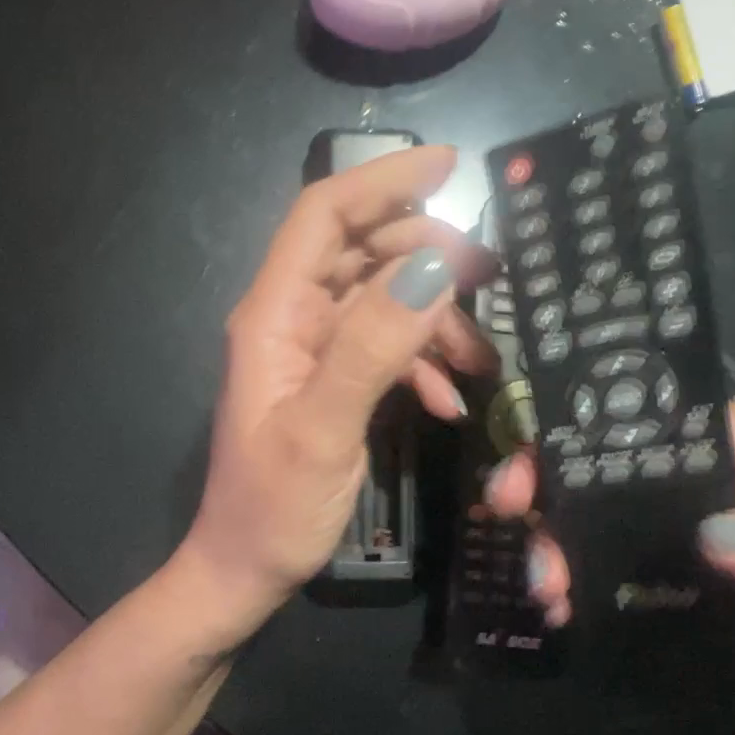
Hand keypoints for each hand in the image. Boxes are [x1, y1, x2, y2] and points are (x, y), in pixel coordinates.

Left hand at [177, 146, 497, 618]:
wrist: (245, 570)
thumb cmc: (273, 509)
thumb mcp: (324, 429)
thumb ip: (372, 347)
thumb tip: (432, 267)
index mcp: (273, 316)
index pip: (323, 217)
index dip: (382, 181)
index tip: (451, 164)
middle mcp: (290, 322)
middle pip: (359, 252)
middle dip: (425, 256)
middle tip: (488, 277)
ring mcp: (311, 354)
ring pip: (380, 302)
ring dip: (432, 319)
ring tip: (481, 356)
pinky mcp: (330, 385)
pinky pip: (382, 350)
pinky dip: (419, 364)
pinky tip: (448, 400)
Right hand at [487, 401, 734, 734]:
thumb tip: (715, 533)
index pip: (694, 419)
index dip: (627, 402)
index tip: (557, 418)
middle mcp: (713, 514)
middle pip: (620, 470)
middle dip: (553, 475)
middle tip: (507, 505)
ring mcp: (683, 565)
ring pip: (597, 528)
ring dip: (553, 543)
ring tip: (544, 590)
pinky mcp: (664, 613)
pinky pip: (602, 587)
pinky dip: (567, 592)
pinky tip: (557, 616)